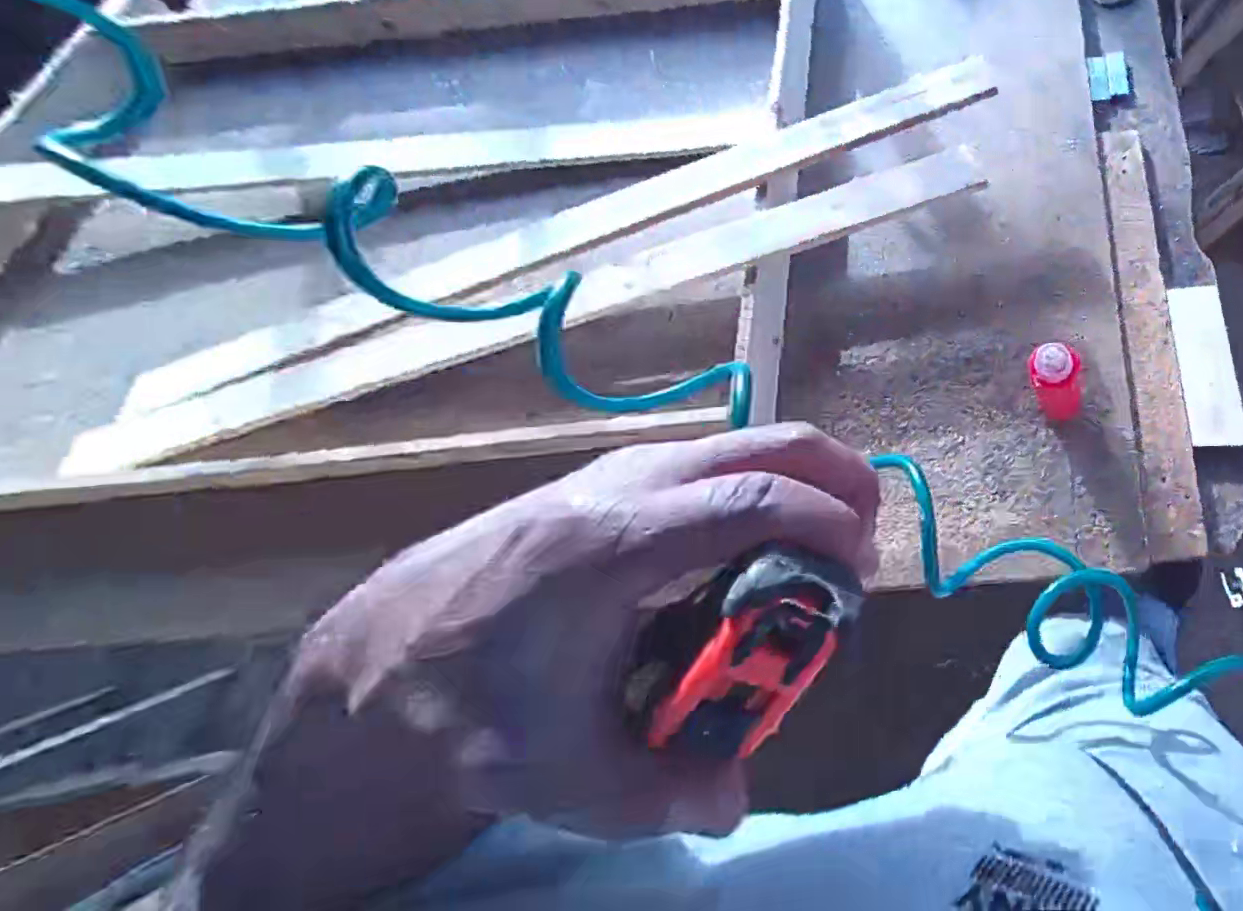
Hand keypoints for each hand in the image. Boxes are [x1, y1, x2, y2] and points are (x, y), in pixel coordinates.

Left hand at [176, 424, 880, 909]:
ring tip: (828, 539)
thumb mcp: (556, 772)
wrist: (378, 655)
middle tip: (864, 537)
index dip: (825, 520)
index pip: (751, 500)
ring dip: (807, 476)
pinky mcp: (622, 474)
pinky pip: (723, 458)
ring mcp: (627, 467)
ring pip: (750, 441)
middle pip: (768, 444)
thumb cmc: (462, 708)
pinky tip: (766, 536)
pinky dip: (770, 480)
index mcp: (617, 544)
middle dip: (839, 477)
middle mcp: (630, 482)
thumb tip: (733, 801)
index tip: (861, 563)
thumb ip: (655, 791)